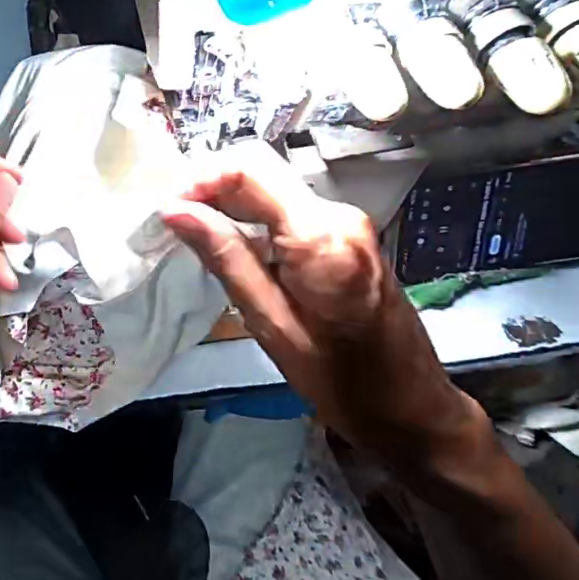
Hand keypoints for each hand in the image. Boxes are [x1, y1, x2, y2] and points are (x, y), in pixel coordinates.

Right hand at [160, 156, 498, 491]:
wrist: (411, 407)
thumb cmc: (339, 380)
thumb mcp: (270, 323)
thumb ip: (225, 258)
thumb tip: (176, 212)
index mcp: (320, 236)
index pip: (249, 172)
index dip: (200, 180)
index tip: (167, 210)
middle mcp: (338, 215)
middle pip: (260, 171)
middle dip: (210, 189)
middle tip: (173, 222)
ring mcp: (347, 221)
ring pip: (271, 187)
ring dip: (228, 203)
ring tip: (193, 235)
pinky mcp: (346, 233)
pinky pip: (286, 208)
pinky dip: (252, 217)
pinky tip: (230, 245)